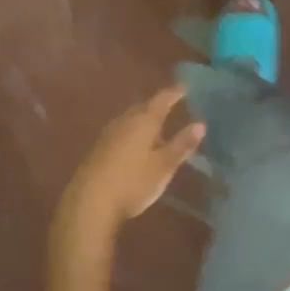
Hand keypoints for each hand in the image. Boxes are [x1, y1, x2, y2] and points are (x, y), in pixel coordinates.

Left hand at [60, 85, 205, 227]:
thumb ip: (182, 145)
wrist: (89, 203)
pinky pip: (120, 132)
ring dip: (143, 121)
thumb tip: (201, 124)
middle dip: (157, 106)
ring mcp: (108, 134)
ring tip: (154, 129)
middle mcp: (125, 120)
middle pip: (144, 107)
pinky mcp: (97, 149)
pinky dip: (131, 133)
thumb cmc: (132, 182)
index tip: (184, 87)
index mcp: (144, 120)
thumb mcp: (163, 166)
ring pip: (130, 119)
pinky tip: (133, 147)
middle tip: (170, 106)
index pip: (162, 99)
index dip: (174, 93)